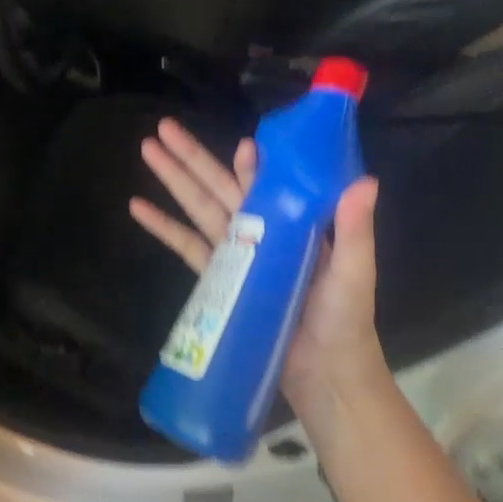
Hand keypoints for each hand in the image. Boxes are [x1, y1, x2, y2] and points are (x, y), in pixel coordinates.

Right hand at [128, 119, 388, 416]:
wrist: (323, 373)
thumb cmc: (345, 321)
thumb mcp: (356, 274)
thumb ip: (355, 230)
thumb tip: (365, 181)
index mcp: (294, 224)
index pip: (266, 183)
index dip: (250, 162)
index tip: (241, 141)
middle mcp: (262, 231)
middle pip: (220, 187)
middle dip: (191, 157)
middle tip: (163, 128)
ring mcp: (236, 253)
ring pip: (198, 207)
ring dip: (172, 180)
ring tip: (147, 152)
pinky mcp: (217, 278)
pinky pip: (185, 246)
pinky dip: (162, 226)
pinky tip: (137, 206)